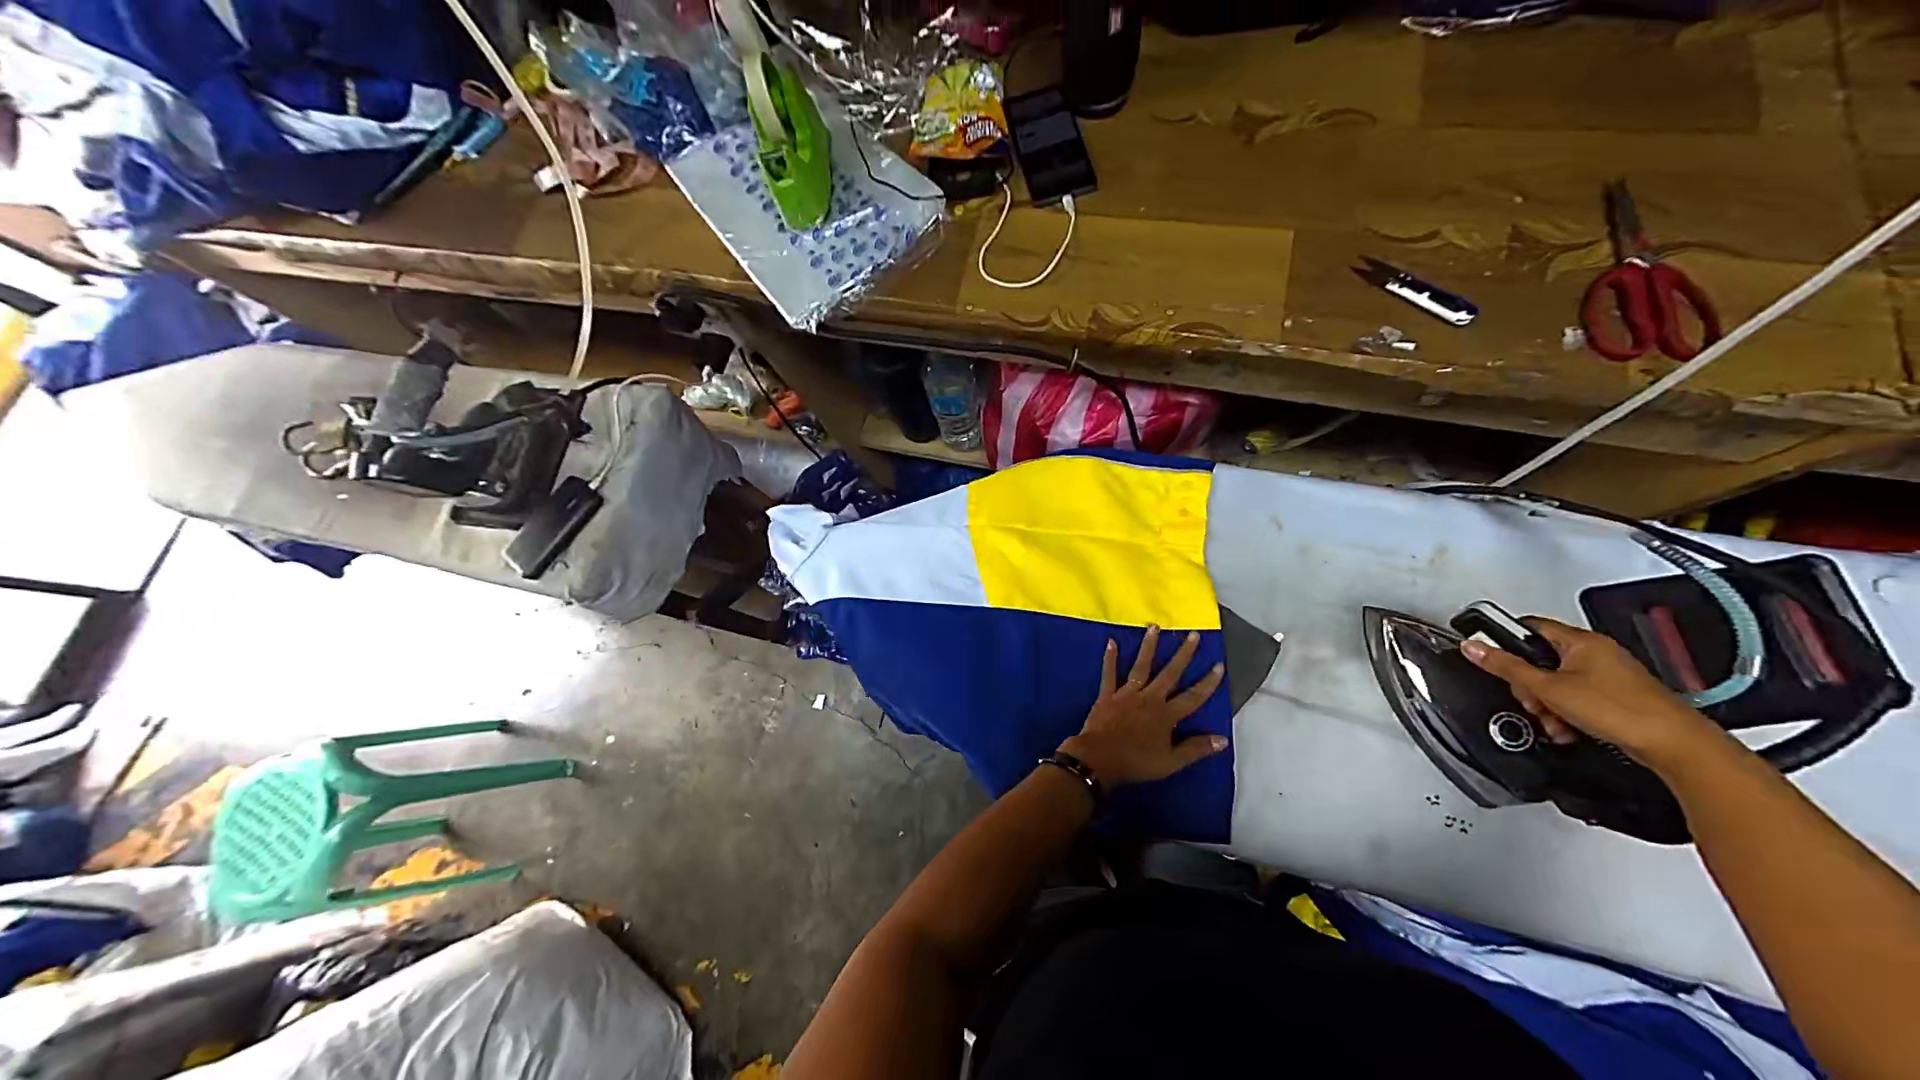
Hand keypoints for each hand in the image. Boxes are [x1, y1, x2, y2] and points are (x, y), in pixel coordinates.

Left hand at [1059, 625, 1227, 788]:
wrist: (1099, 760)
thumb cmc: (1136, 762)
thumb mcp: (1171, 762)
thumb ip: (1196, 749)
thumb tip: (1223, 739)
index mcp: (1166, 715)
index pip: (1193, 697)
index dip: (1207, 682)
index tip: (1218, 665)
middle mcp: (1149, 699)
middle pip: (1170, 674)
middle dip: (1183, 654)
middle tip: (1193, 634)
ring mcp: (1127, 694)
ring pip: (1141, 666)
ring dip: (1149, 646)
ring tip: (1154, 626)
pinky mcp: (1107, 695)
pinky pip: (1109, 674)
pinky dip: (1110, 658)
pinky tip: (1111, 641)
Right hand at [1460, 616, 1730, 775]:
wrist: (1672, 744)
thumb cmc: (1622, 710)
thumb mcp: (1548, 688)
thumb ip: (1506, 667)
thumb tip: (1474, 647)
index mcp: (1581, 641)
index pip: (1529, 626)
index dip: (1506, 640)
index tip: (1492, 655)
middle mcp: (1595, 653)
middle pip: (1539, 660)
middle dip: (1529, 685)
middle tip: (1533, 699)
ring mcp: (1606, 675)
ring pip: (1555, 683)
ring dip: (1546, 704)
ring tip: (1555, 720)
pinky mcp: (1612, 696)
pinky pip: (1573, 698)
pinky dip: (1564, 713)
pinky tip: (1568, 728)